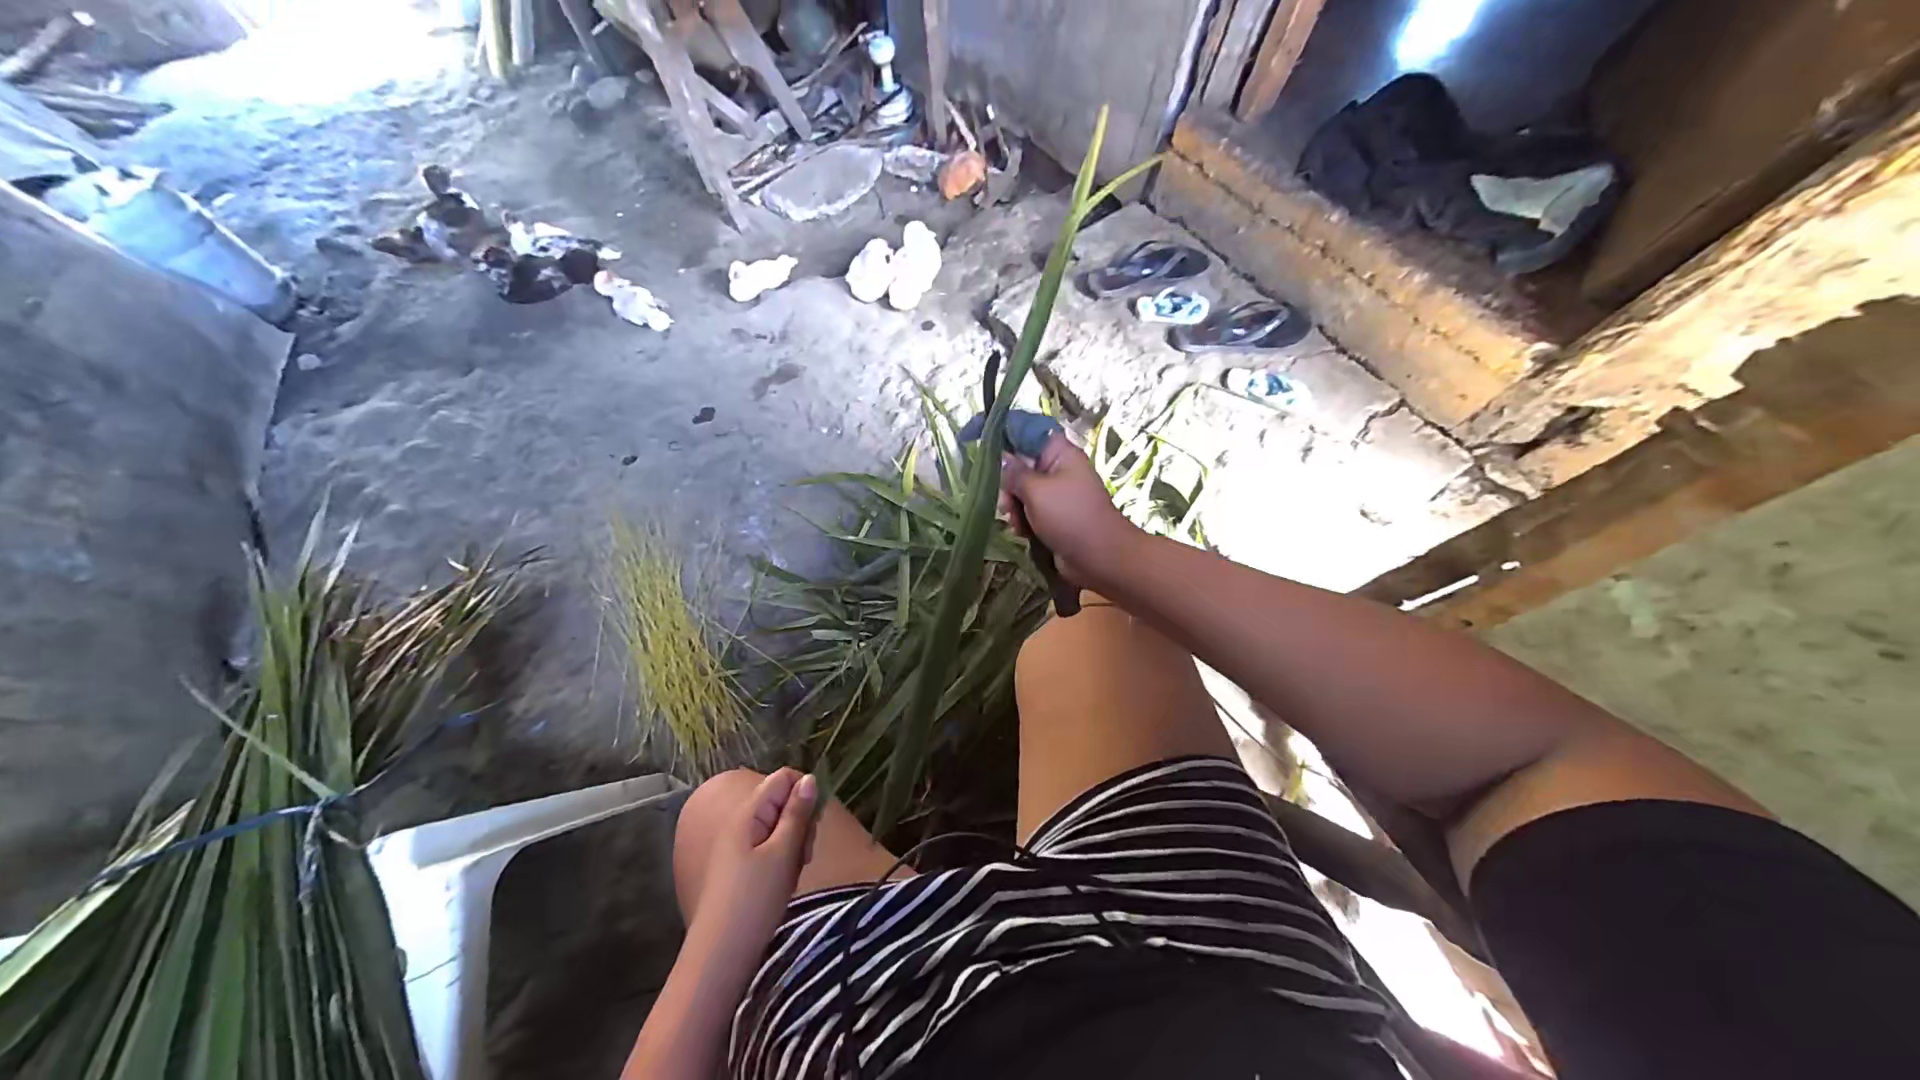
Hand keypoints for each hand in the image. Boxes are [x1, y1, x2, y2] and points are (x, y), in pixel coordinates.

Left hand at [689, 768, 818, 946]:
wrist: (720, 955)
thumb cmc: (754, 900)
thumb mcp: (783, 853)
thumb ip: (797, 813)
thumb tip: (809, 778)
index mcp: (749, 812)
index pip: (783, 778)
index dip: (804, 792)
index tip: (814, 822)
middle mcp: (742, 822)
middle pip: (783, 801)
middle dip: (802, 822)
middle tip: (803, 854)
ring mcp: (740, 845)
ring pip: (780, 826)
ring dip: (795, 843)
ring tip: (794, 871)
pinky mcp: (741, 866)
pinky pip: (770, 847)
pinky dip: (784, 859)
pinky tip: (784, 881)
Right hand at [1000, 432, 1141, 589]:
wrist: (1099, 558)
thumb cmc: (1070, 517)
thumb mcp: (1036, 491)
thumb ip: (1014, 472)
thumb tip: (1000, 457)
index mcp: (1058, 453)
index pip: (1026, 431)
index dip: (1003, 433)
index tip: (978, 441)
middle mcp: (1057, 469)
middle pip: (1020, 465)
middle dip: (1007, 484)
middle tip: (1006, 502)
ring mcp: (1056, 494)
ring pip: (1021, 491)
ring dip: (1013, 506)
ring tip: (1017, 522)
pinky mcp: (1053, 516)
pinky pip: (1029, 511)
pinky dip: (1023, 520)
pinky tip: (1023, 533)